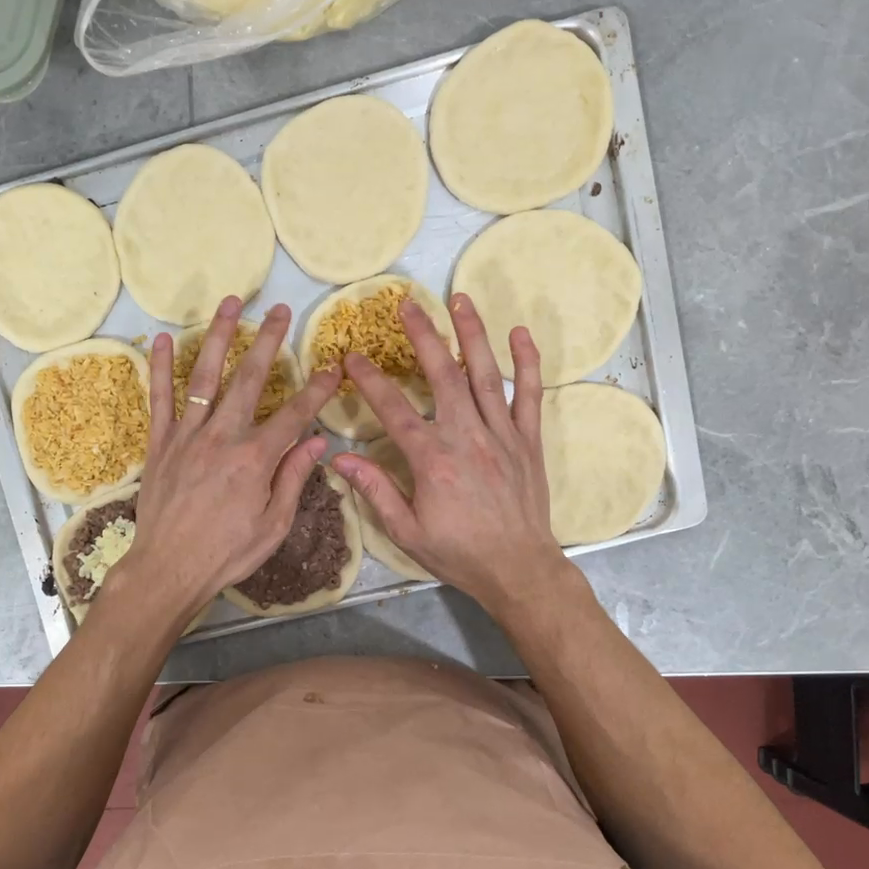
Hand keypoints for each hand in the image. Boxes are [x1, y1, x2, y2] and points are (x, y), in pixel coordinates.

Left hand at [105, 296, 340, 624]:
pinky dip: (158, 368)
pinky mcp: (159, 445)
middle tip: (279, 311)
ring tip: (229, 304)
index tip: (333, 368)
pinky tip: (158, 339)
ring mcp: (187, 437)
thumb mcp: (273, 525)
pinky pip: (159, 400)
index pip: (294, 414)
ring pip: (204, 377)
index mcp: (255, 459)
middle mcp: (222, 437)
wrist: (168, 569)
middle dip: (267, 341)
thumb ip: (292, 479)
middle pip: (249, 379)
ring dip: (217, 337)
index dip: (317, 389)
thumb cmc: (227, 554)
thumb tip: (316, 443)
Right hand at [330, 294, 575, 617]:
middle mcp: (467, 437)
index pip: (394, 410)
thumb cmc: (458, 553)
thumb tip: (340, 459)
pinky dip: (526, 362)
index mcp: (432, 460)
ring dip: (471, 334)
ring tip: (459, 299)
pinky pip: (529, 394)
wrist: (518, 569)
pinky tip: (519, 333)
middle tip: (406, 303)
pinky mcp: (528, 440)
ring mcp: (502, 435)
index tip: (352, 357)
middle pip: (442, 375)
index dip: (370, 381)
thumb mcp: (406, 531)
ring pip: (485, 374)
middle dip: (422, 335)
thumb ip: (374, 491)